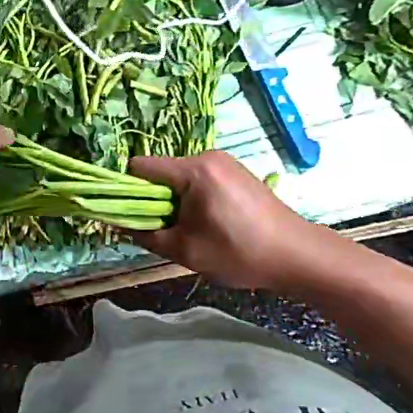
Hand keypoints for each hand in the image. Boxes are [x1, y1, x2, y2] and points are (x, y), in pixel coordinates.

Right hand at [127, 152, 326, 291]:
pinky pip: (200, 181)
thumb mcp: (184, 250)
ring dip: (175, 202)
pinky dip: (194, 200)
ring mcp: (225, 163)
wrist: (296, 255)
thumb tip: (116, 224)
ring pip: (180, 178)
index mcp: (194, 169)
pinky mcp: (237, 174)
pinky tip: (209, 226)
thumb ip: (144, 233)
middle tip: (164, 231)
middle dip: (154, 200)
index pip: (140, 166)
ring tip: (191, 232)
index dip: (127, 189)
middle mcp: (208, 156)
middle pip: (160, 172)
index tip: (129, 215)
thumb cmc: (238, 252)